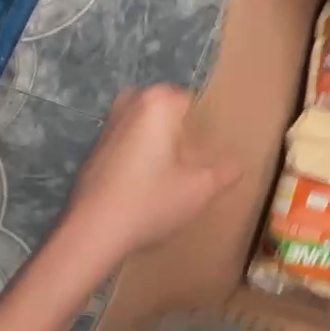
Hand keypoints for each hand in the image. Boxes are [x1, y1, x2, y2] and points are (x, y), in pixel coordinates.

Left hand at [44, 86, 239, 288]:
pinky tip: (143, 184)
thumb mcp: (201, 189)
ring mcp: (107, 128)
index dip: (201, 122)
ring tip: (168, 169)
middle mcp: (129, 107)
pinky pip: (125, 140)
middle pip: (161, 105)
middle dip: (174, 123)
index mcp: (158, 106)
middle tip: (187, 154)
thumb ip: (225, 172)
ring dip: (154, 137)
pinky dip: (136, 153)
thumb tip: (235, 165)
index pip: (188, 99)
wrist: (94, 232)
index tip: (206, 148)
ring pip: (140, 121)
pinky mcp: (93, 151)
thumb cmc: (152, 201)